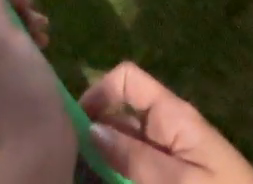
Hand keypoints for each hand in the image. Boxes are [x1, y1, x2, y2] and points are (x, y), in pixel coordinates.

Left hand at [0, 0, 72, 180]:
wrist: (38, 149)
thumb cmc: (16, 88)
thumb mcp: (2, 33)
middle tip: (25, 3)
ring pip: (0, 14)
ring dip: (21, 11)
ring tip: (40, 25)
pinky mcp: (7, 71)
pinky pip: (14, 36)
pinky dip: (28, 30)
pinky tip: (45, 38)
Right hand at [80, 62, 252, 183]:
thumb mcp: (178, 182)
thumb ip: (134, 157)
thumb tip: (91, 128)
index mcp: (172, 114)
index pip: (127, 78)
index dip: (99, 92)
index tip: (78, 126)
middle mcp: (170, 127)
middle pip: (123, 116)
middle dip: (97, 135)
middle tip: (73, 163)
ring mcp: (175, 155)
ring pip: (129, 147)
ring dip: (109, 162)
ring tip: (87, 176)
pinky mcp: (179, 178)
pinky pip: (143, 169)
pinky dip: (126, 177)